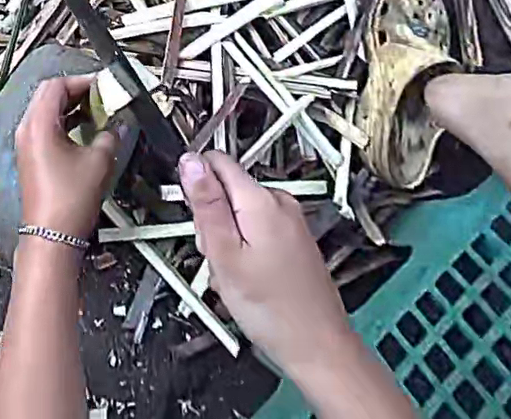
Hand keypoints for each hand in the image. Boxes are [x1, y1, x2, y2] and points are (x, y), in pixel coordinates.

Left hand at [15, 75, 119, 238]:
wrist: (51, 237)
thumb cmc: (69, 200)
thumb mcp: (98, 161)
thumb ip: (110, 134)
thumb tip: (119, 123)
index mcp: (38, 123)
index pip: (57, 85)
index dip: (82, 81)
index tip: (102, 84)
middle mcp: (26, 129)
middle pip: (49, 94)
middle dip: (76, 91)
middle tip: (101, 95)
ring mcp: (26, 143)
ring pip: (46, 110)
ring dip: (70, 107)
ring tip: (96, 111)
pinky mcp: (30, 156)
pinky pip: (45, 127)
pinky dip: (64, 122)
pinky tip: (84, 130)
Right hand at [179, 151, 353, 379]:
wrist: (320, 350)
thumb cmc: (274, 310)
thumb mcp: (225, 254)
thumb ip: (206, 203)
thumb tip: (190, 161)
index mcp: (260, 200)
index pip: (215, 160)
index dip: (197, 185)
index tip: (198, 218)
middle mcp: (279, 201)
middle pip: (225, 187)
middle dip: (212, 217)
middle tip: (218, 255)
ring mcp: (289, 219)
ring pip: (237, 208)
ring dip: (226, 235)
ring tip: (234, 270)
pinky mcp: (293, 236)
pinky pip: (254, 225)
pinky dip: (244, 244)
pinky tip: (248, 274)